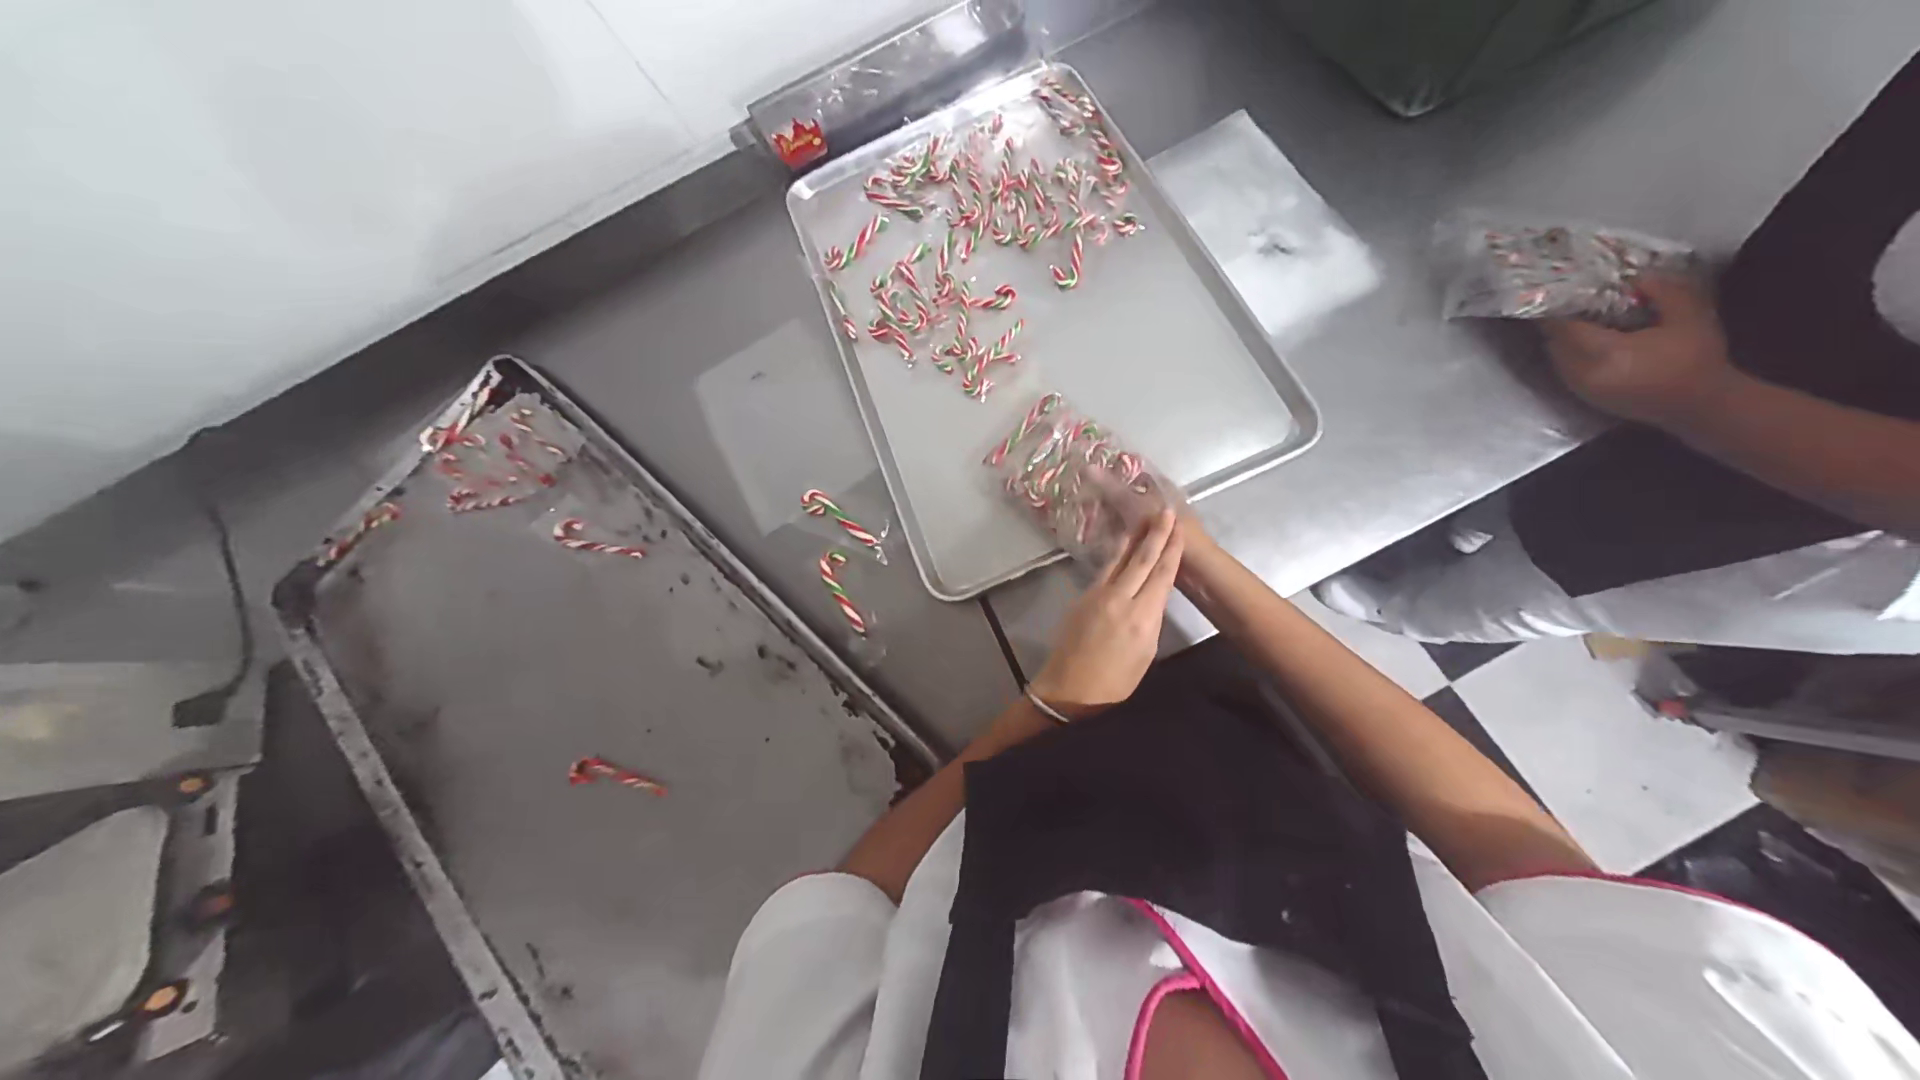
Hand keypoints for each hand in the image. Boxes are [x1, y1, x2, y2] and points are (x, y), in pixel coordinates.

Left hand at [1028, 510, 1184, 719]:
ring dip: (1133, 538)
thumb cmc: (1114, 683)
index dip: (1172, 550)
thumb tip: (1153, 597)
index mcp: (1142, 617)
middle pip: (1142, 559)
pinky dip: (1117, 555)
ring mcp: (1097, 595)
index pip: (1162, 574)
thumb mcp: (1145, 654)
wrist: (1068, 689)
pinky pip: (1105, 570)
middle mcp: (1120, 599)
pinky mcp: (1083, 597)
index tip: (1179, 529)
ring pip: (1119, 560)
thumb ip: (1151, 620)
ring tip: (1143, 520)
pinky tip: (1122, 547)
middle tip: (1164, 511)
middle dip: (1155, 534)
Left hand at [1542, 274, 1744, 429]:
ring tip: (1579, 315)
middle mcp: (1579, 371)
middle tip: (1571, 298)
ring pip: (1554, 354)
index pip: (1562, 327)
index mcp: (1601, 353)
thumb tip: (1638, 276)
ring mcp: (1576, 386)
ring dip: (1561, 336)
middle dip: (1558, 319)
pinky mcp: (1581, 394)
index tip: (1561, 288)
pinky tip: (1588, 338)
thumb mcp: (1690, 318)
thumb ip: (1665, 292)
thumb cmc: (1697, 360)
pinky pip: (1563, 366)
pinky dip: (1568, 351)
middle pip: (1552, 340)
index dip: (1557, 307)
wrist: (1699, 406)